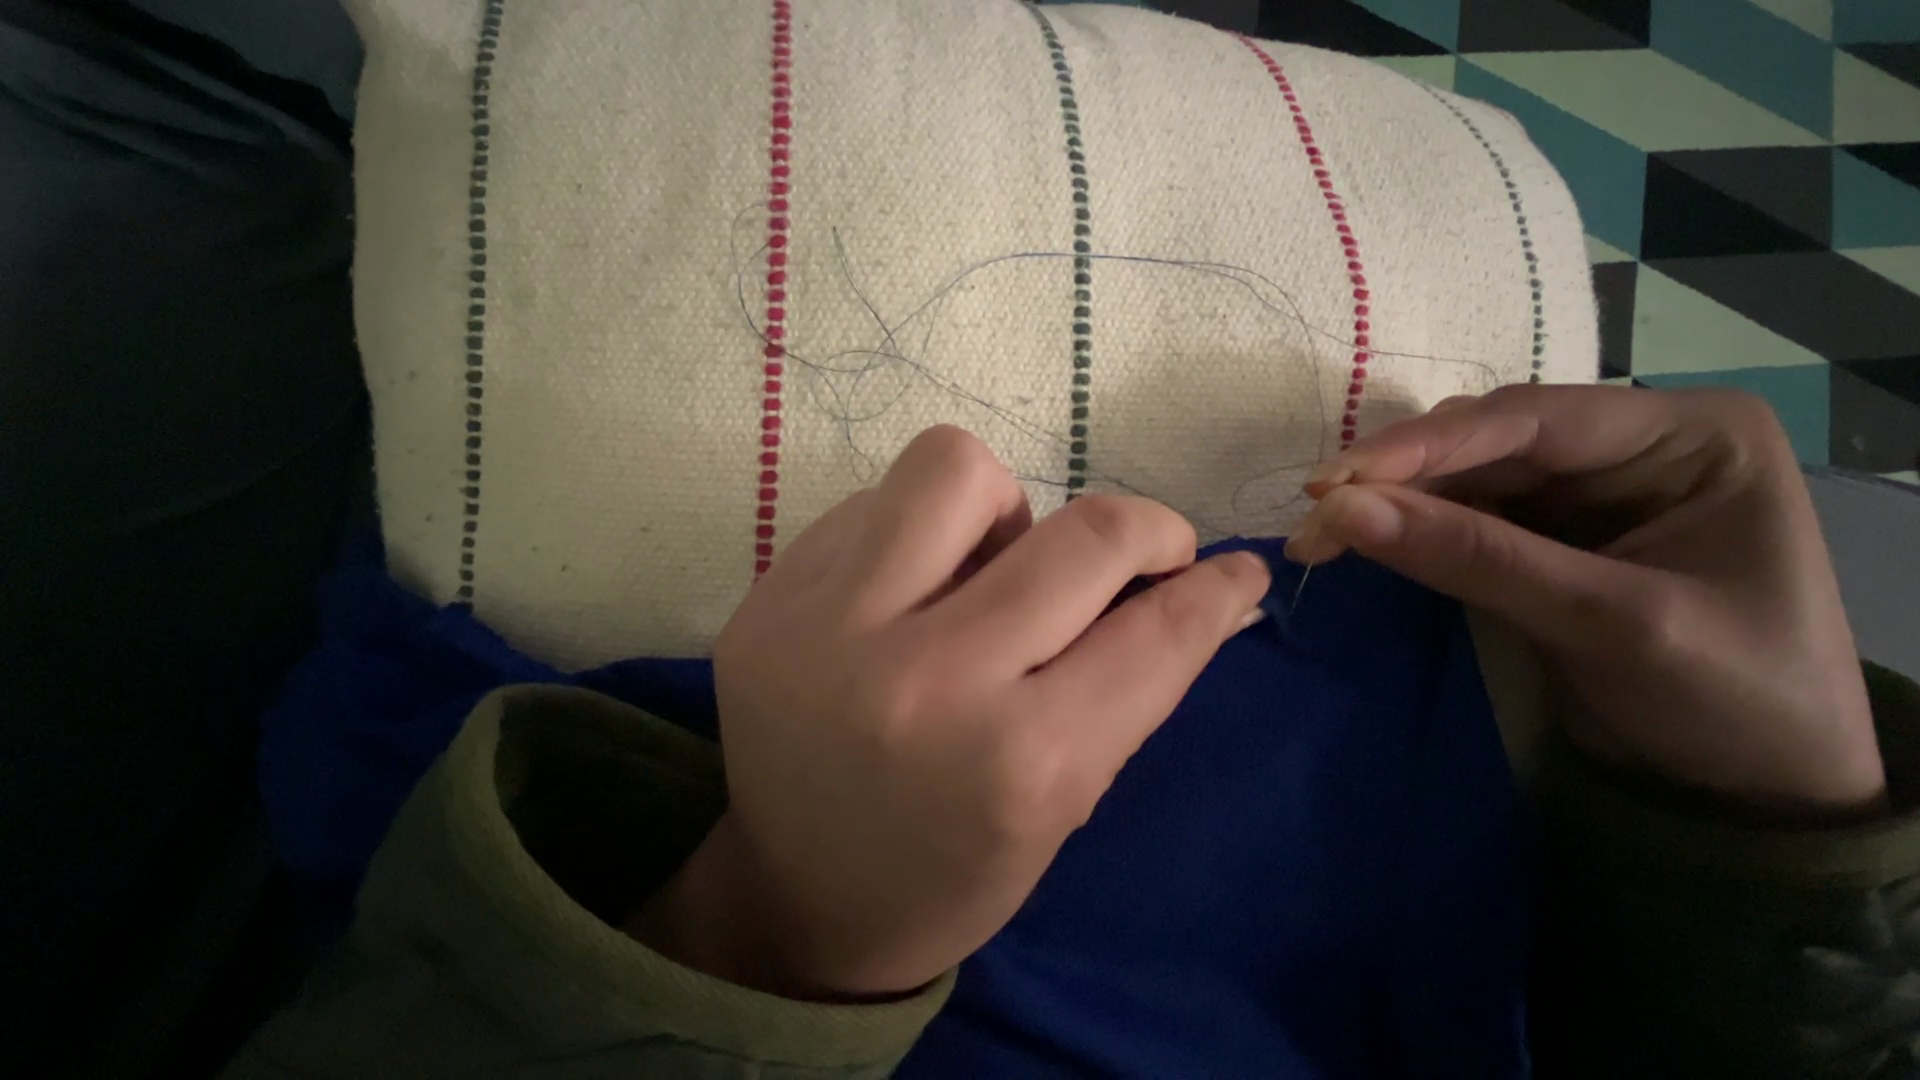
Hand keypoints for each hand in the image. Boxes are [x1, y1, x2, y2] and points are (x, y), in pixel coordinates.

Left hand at [626, 426, 1269, 998]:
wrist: (783, 898)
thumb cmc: (941, 874)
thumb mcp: (1057, 808)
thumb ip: (1131, 688)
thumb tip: (1211, 592)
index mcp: (1019, 762)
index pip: (1156, 635)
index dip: (1215, 589)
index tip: (1235, 570)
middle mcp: (928, 679)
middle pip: (1083, 536)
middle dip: (1145, 531)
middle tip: (1136, 555)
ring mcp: (833, 624)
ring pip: (959, 466)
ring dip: (1008, 504)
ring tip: (992, 562)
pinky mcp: (773, 594)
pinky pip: (876, 500)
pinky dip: (917, 530)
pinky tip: (908, 586)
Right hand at [1286, 384, 1883, 820]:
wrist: (1750, 794)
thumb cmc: (1729, 700)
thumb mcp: (1607, 621)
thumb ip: (1473, 557)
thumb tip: (1340, 511)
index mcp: (1690, 435)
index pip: (1532, 418)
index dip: (1425, 446)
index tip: (1334, 482)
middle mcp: (1629, 444)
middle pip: (1485, 439)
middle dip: (1396, 475)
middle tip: (1315, 518)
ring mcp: (1582, 487)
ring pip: (1460, 474)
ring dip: (1388, 500)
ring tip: (1322, 534)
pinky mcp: (1542, 531)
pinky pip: (1458, 513)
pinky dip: (1405, 526)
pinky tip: (1361, 538)